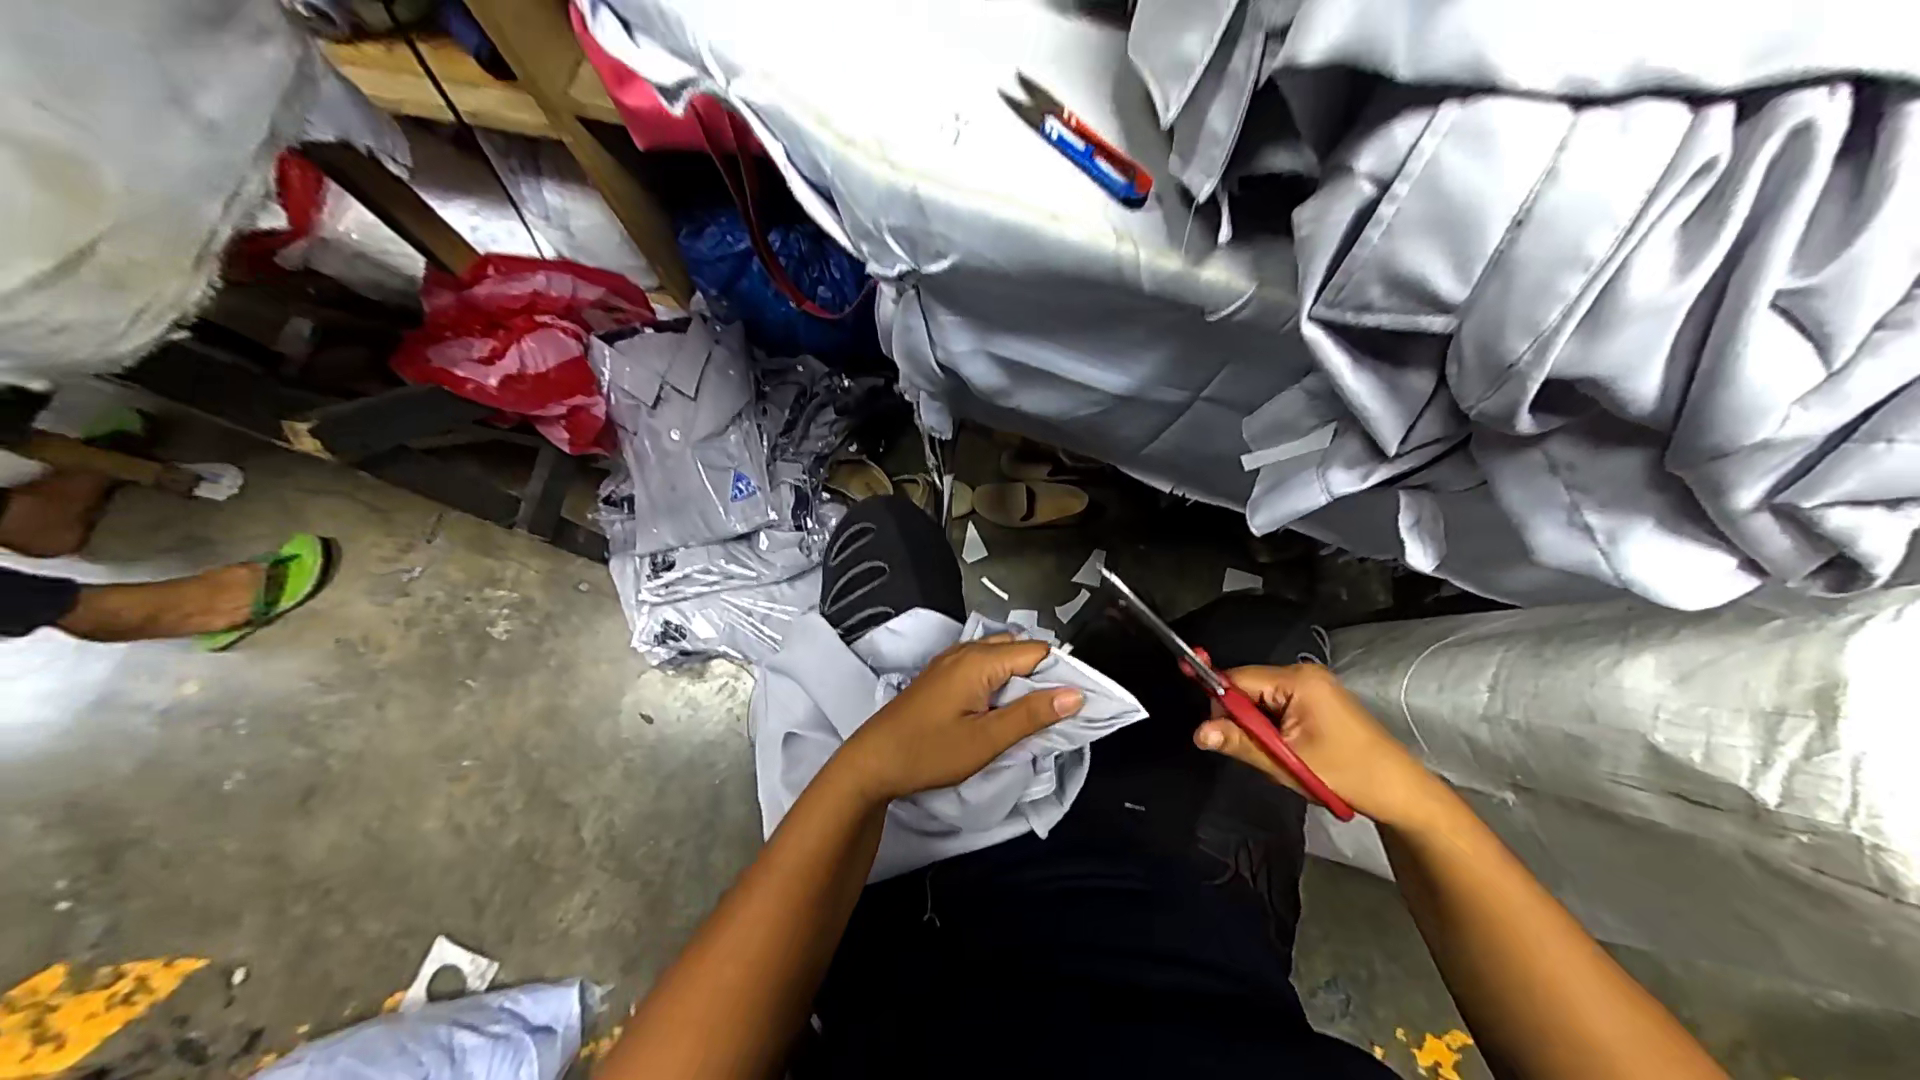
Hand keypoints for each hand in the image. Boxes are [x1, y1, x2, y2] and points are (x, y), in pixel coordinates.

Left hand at [831, 635, 1083, 803]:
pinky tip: (999, 709)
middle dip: (1042, 675)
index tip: (1073, 705)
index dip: (1060, 675)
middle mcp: (966, 651)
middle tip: (1052, 713)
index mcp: (979, 661)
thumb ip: (1032, 715)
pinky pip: (983, 665)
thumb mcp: (986, 740)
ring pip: (1001, 657)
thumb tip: (1075, 695)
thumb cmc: (929, 752)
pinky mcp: (942, 675)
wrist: (872, 762)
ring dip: (1020, 679)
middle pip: (1020, 649)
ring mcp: (951, 661)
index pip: (1038, 652)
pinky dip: (1000, 681)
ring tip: (1028, 714)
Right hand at [1192, 663, 1445, 826]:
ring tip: (1277, 755)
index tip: (1219, 735)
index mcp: (1298, 680)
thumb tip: (1198, 733)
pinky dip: (1273, 727)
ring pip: (1260, 698)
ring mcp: (1313, 685)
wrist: (1400, 793)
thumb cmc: (1346, 774)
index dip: (1221, 705)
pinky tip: (1287, 750)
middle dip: (1243, 719)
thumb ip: (1239, 742)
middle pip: (1248, 686)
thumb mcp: (1286, 762)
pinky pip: (1276, 704)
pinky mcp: (1317, 699)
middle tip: (1256, 752)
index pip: (1237, 678)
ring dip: (1258, 727)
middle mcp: (1303, 673)